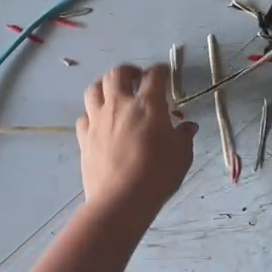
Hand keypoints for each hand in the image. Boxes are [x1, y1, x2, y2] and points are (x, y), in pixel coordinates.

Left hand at [77, 64, 197, 221]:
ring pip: (94, 89)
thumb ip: (183, 136)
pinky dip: (92, 114)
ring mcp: (98, 121)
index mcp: (148, 105)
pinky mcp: (84, 138)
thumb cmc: (157, 174)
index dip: (161, 71)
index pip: (154, 75)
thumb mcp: (181, 155)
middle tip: (137, 78)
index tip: (165, 74)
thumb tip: (188, 127)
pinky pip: (84, 116)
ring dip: (105, 86)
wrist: (121, 200)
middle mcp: (120, 105)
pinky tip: (100, 122)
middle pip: (117, 73)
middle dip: (128, 71)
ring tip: (114, 94)